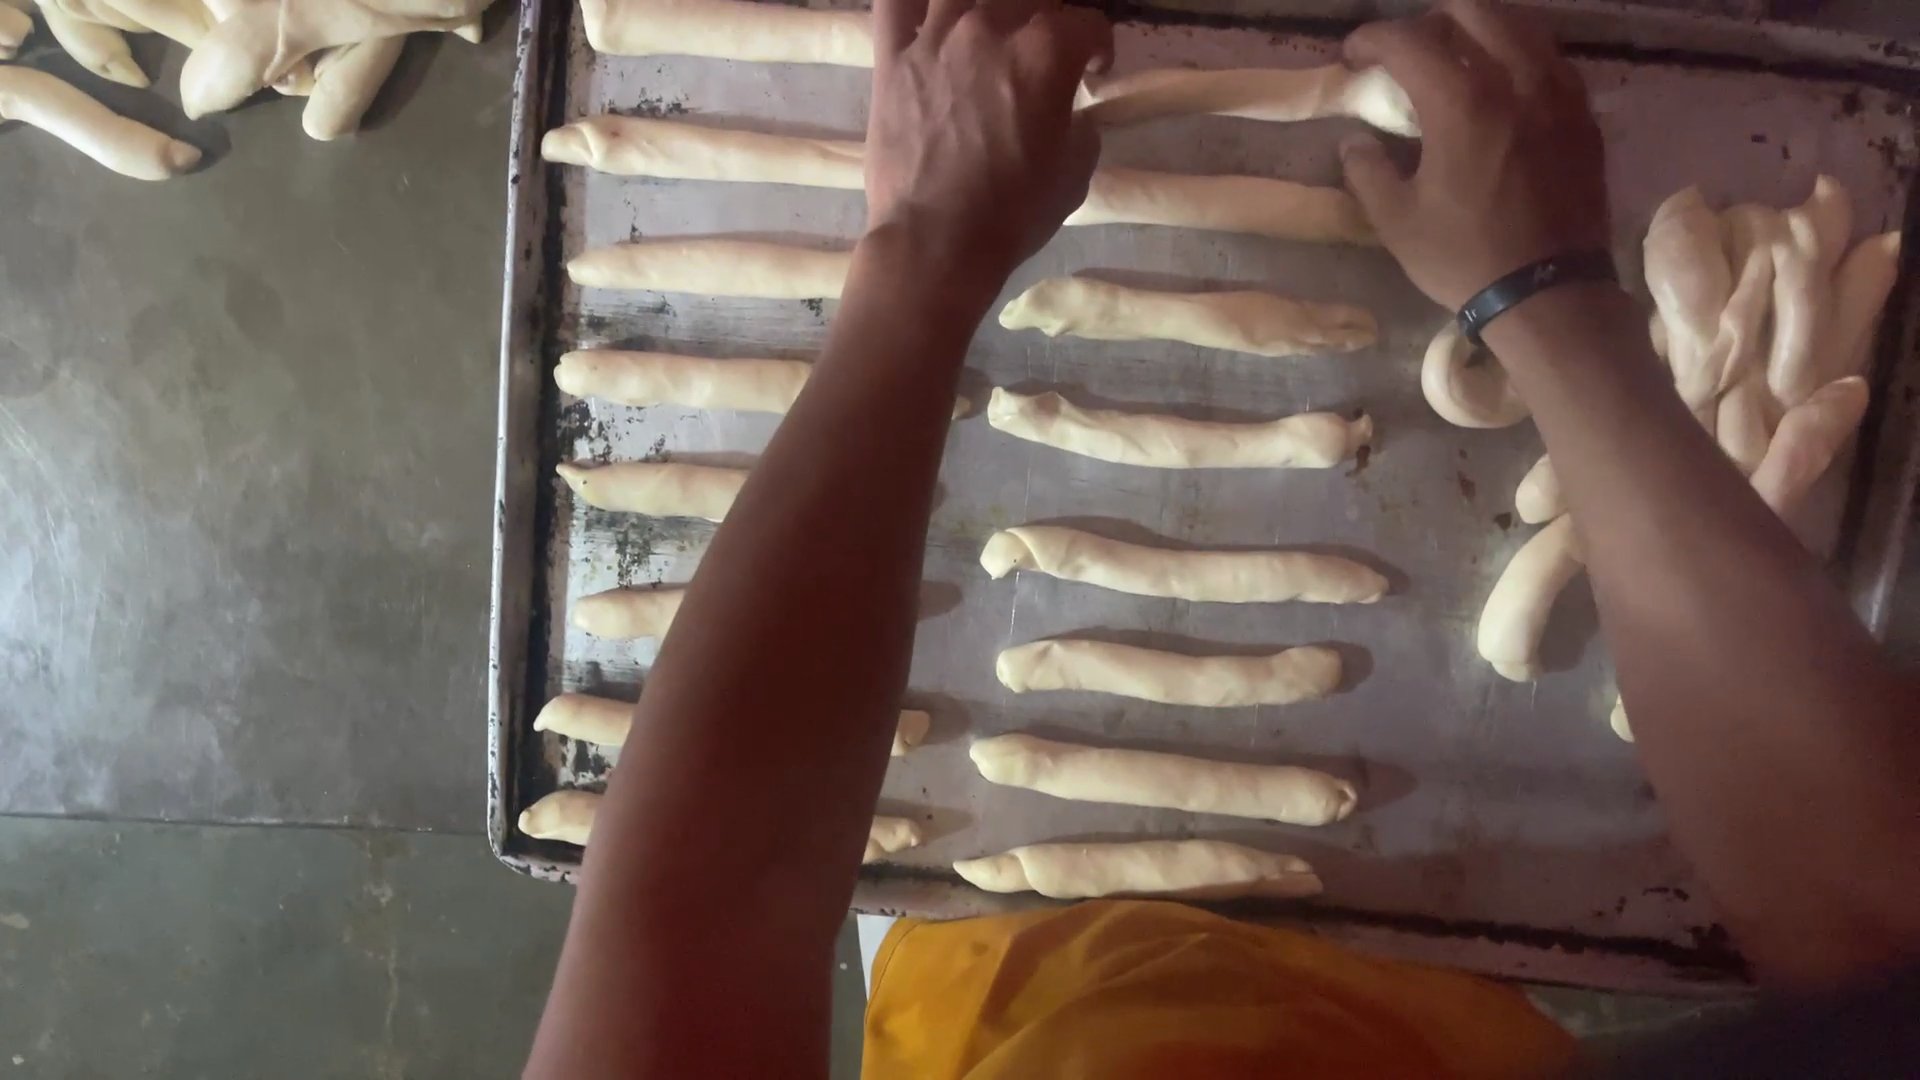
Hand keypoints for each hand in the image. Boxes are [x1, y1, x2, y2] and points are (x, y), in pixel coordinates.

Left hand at [864, 0, 1112, 281]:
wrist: (935, 244)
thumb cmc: (1009, 219)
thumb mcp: (1072, 180)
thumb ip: (1080, 131)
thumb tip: (1073, 115)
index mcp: (1045, 54)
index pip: (1085, 24)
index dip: (1096, 47)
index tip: (1093, 71)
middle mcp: (990, 27)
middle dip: (1046, 19)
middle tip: (1040, 54)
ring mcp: (935, 38)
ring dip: (987, 5)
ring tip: (989, 31)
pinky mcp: (891, 60)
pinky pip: (895, 0)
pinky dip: (912, 1)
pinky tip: (928, 16)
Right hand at [1340, 0, 1610, 309]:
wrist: (1544, 286)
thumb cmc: (1460, 257)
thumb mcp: (1396, 222)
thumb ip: (1368, 172)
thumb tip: (1354, 141)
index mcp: (1463, 105)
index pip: (1413, 42)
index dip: (1375, 39)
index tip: (1352, 53)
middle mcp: (1517, 78)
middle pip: (1474, 9)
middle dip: (1428, 20)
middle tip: (1401, 50)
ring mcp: (1558, 88)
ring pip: (1518, 23)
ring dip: (1475, 28)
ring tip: (1448, 56)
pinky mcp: (1580, 109)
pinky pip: (1546, 54)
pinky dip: (1512, 52)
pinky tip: (1494, 82)